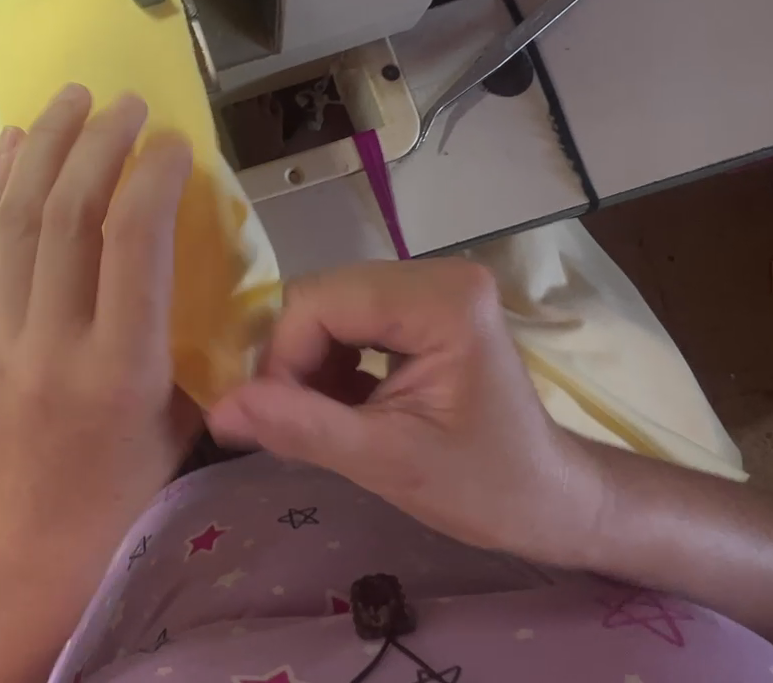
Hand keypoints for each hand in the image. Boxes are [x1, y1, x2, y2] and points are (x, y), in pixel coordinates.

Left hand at [0, 84, 199, 570]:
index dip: (152, 176)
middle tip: (124, 103)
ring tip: (68, 98)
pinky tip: (10, 143)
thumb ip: (197, 333)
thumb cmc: (130, 485)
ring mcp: (7, 333)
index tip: (174, 143)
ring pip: (18, 218)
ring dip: (43, 147)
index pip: (132, 242)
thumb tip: (210, 251)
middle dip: (96, 143)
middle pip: (68, 215)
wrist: (37, 539)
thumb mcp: (187, 415)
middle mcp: (56, 340)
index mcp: (121, 366)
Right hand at [205, 260, 605, 563]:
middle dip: (295, 361)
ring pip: (327, 307)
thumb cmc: (487, 489)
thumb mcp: (387, 463)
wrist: (551, 500)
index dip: (283, 360)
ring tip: (322, 417)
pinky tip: (343, 401)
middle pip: (320, 298)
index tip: (275, 421)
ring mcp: (427, 284)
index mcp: (440, 299)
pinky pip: (346, 316)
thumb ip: (302, 429)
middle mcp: (433, 273)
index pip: (320, 304)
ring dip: (309, 362)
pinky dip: (329, 359)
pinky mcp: (419, 303)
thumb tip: (220, 409)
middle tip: (294, 422)